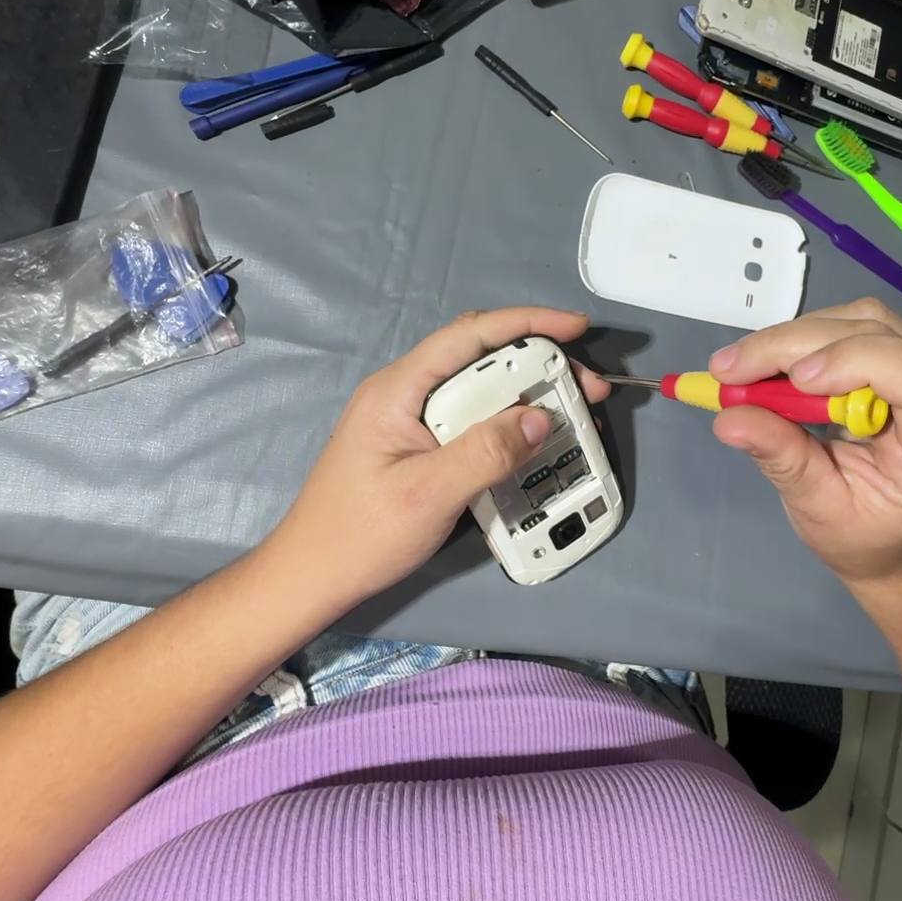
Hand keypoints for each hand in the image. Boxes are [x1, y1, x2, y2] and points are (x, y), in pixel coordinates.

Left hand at [263, 307, 608, 602]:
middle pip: (482, 358)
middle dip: (540, 364)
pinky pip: (476, 420)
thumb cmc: (359, 535)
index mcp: (400, 389)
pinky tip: (535, 439)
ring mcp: (413, 419)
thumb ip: (485, 453)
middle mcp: (408, 393)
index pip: (470, 335)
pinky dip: (511, 424)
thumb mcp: (428, 493)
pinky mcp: (422, 445)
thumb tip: (539, 418)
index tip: (575, 327)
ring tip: (573, 413)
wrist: (313, 576)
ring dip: (529, 397)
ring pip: (483, 391)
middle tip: (588, 387)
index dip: (527, 323)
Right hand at [708, 298, 901, 584]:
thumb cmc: (862, 535)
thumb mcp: (817, 510)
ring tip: (741, 366)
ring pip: (864, 319)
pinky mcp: (896, 358)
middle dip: (798, 345)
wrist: (890, 539)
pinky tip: (766, 362)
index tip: (797, 378)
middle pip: (882, 336)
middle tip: (729, 370)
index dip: (864, 361)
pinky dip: (801, 337)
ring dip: (795, 336)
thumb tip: (729, 420)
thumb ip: (782, 460)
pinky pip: (852, 326)